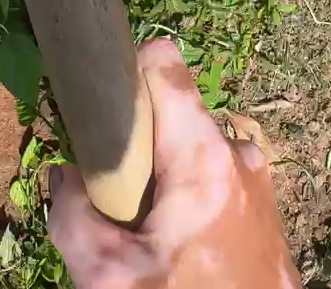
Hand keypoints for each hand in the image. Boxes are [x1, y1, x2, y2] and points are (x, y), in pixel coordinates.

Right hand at [49, 40, 300, 288]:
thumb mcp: (107, 280)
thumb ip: (72, 216)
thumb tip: (65, 175)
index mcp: (203, 153)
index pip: (164, 62)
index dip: (127, 70)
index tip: (101, 104)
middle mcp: (237, 152)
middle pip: (175, 111)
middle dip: (142, 139)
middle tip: (117, 192)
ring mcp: (257, 178)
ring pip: (196, 146)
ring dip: (169, 172)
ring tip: (149, 228)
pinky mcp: (266, 205)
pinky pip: (218, 175)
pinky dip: (193, 192)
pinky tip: (181, 244)